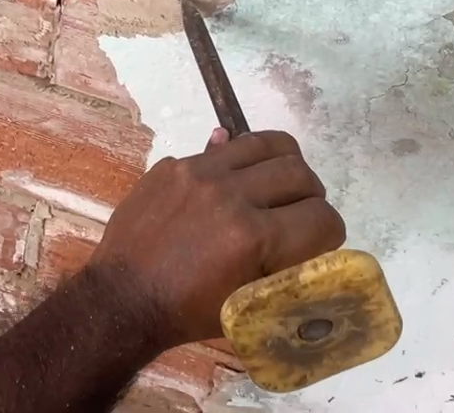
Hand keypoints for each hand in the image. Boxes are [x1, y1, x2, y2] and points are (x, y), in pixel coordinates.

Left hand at [86, 129, 346, 347]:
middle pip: (298, 172)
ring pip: (264, 142)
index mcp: (251, 237)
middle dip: (311, 194)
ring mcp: (199, 171)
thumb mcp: (246, 301)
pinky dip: (237, 163)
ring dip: (281, 163)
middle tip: (301, 211)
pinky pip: (221, 147)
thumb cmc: (188, 310)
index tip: (321, 240)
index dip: (330, 231)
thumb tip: (309, 222)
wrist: (123, 294)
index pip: (321, 217)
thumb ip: (282, 261)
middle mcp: (229, 194)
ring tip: (276, 183)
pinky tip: (231, 184)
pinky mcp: (176, 162)